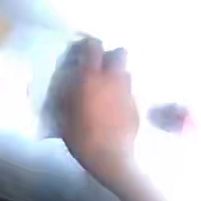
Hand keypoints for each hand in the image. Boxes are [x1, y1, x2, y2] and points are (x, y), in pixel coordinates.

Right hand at [55, 38, 139, 192]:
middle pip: (120, 53)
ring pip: (126, 72)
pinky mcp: (136, 106)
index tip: (83, 49)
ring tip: (107, 87)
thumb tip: (71, 81)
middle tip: (100, 67)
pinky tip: (114, 107)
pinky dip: (122, 94)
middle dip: (111, 55)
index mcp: (91, 77)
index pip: (94, 47)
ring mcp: (127, 92)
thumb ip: (69, 93)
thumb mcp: (64, 113)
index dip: (89, 44)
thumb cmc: (80, 136)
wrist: (110, 156)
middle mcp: (112, 79)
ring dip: (117, 74)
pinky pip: (129, 91)